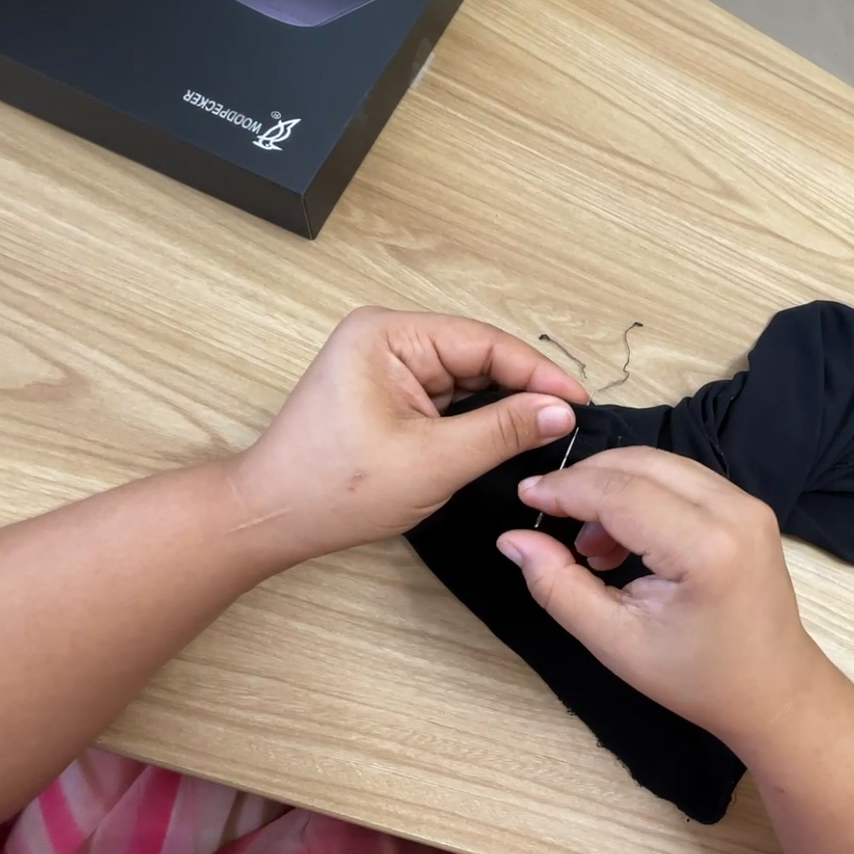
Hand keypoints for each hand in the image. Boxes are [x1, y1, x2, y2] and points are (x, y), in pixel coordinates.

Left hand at [231, 308, 588, 560]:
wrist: (275, 517)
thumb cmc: (335, 489)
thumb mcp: (434, 461)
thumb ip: (502, 431)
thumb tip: (561, 412)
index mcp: (389, 336)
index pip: (485, 343)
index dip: (539, 374)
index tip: (579, 404)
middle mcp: (391, 339)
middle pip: (482, 356)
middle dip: (526, 390)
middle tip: (569, 422)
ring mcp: (393, 364)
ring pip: (473, 378)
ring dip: (507, 405)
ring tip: (549, 431)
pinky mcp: (397, 390)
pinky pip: (456, 396)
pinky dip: (484, 417)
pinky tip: (512, 435)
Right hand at [496, 448, 835, 747]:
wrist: (773, 690)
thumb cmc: (698, 678)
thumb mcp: (616, 643)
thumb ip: (559, 587)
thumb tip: (513, 539)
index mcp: (707, 548)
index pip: (620, 492)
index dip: (565, 488)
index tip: (525, 496)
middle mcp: (735, 511)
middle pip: (641, 463)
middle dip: (586, 480)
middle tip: (548, 516)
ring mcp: (748, 504)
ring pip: (661, 464)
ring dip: (614, 486)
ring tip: (590, 546)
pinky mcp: (749, 507)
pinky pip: (682, 478)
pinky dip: (643, 493)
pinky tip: (622, 539)